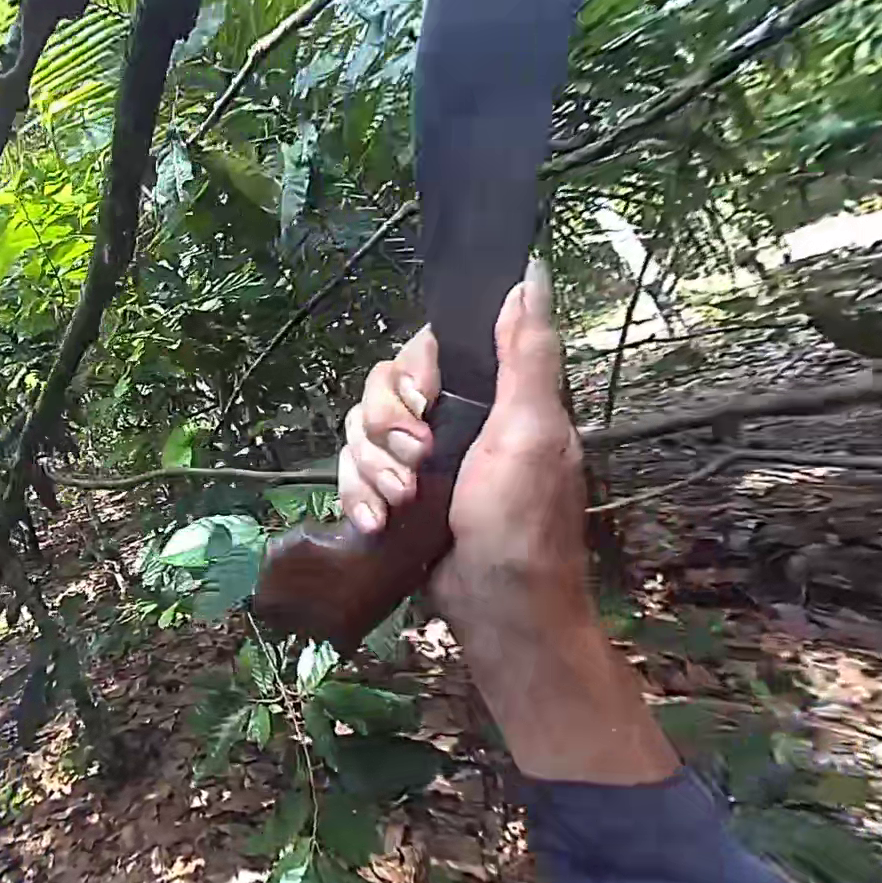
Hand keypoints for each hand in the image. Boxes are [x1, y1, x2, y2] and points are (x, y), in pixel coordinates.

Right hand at [339, 261, 676, 783]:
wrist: (497, 608)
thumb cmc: (522, 521)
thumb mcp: (531, 432)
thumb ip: (525, 354)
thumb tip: (530, 274)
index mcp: (482, 398)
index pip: (421, 353)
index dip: (410, 373)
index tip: (423, 402)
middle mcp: (444, 423)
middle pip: (377, 394)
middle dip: (386, 430)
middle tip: (417, 464)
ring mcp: (412, 462)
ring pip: (357, 437)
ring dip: (371, 471)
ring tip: (398, 504)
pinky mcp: (389, 496)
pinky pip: (350, 477)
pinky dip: (356, 498)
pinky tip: (375, 523)